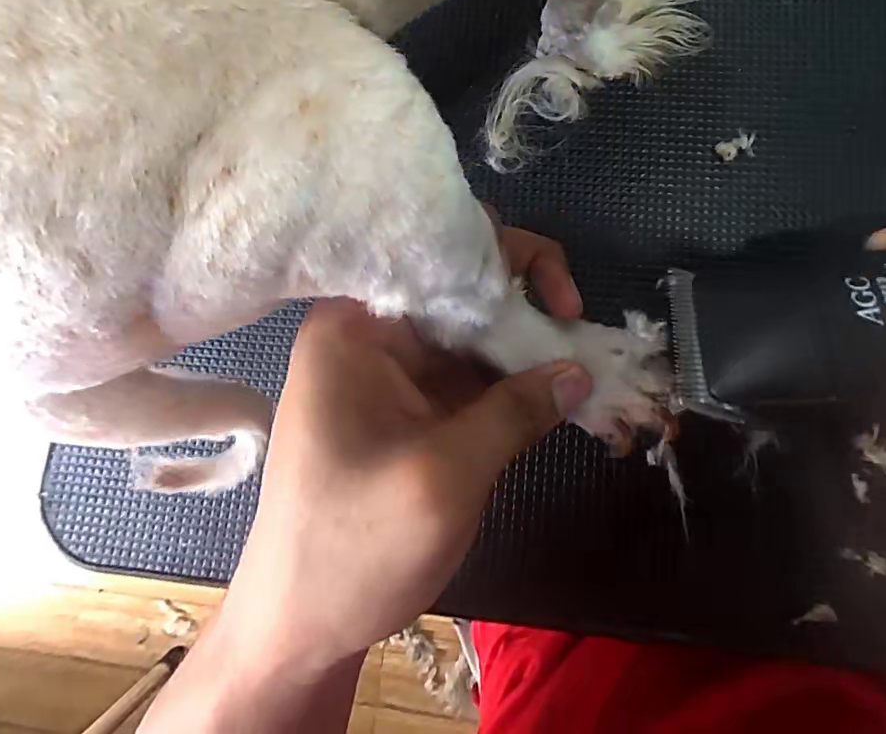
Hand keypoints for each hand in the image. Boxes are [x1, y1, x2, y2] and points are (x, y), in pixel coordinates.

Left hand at [142, 222, 591, 733]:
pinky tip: (562, 387)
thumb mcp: (443, 477)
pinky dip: (523, 375)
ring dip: (533, 340)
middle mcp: (379, 332)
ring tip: (584, 362)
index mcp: (358, 326)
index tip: (560, 301)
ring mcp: (404, 368)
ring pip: (482, 327)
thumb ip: (516, 412)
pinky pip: (482, 368)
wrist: (302, 634)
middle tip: (578, 330)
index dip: (509, 259)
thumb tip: (581, 369)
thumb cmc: (352, 549)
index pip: (440, 251)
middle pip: (467, 283)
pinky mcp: (426, 402)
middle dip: (530, 300)